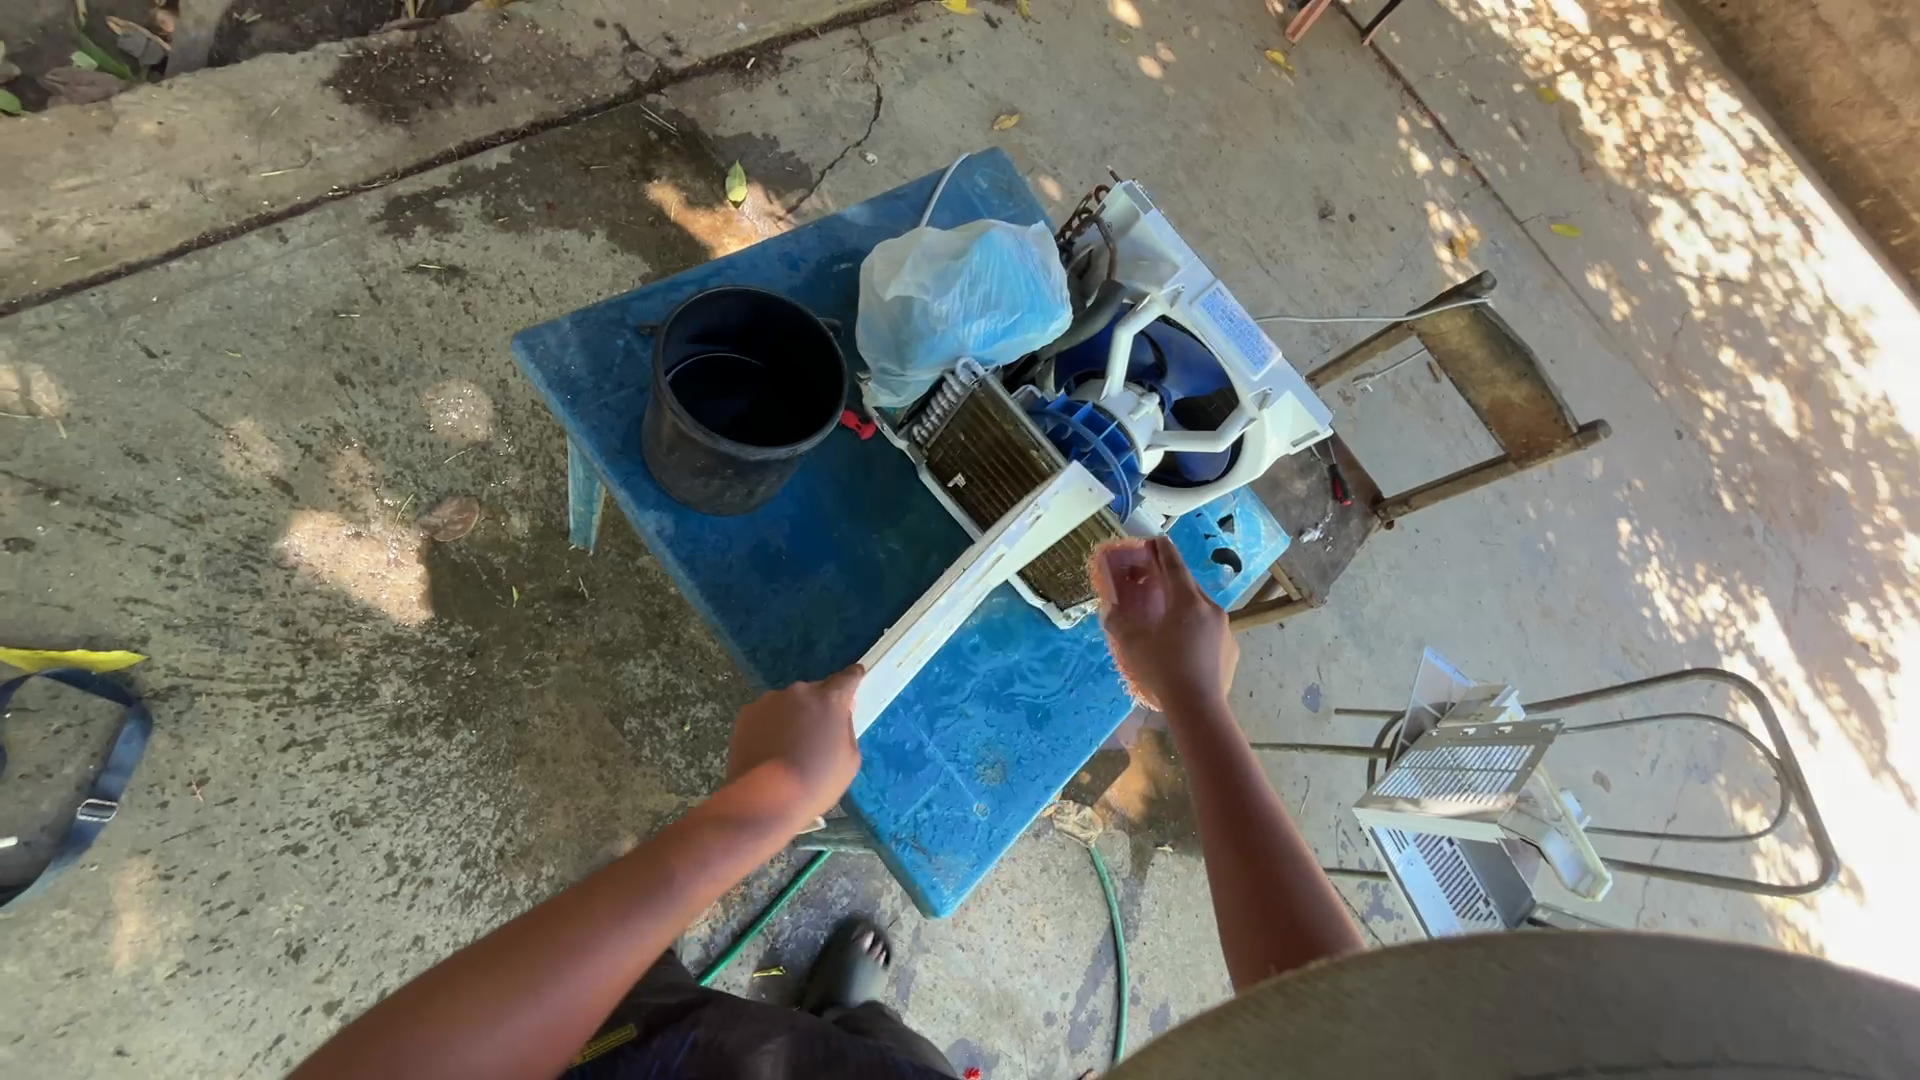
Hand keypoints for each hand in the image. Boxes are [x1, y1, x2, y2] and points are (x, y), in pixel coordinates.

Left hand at [727, 665, 863, 821]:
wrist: (766, 799)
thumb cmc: (817, 782)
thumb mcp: (850, 758)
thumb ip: (846, 728)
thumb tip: (840, 713)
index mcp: (829, 699)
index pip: (848, 677)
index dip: (853, 678)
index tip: (855, 677)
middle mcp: (799, 692)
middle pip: (816, 691)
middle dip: (820, 705)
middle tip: (818, 733)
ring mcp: (770, 700)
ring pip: (789, 702)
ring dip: (794, 715)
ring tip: (789, 746)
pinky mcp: (747, 714)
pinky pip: (767, 714)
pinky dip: (771, 725)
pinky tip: (770, 749)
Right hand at [1092, 535, 1237, 712]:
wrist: (1198, 707)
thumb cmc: (1162, 669)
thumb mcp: (1132, 645)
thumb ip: (1118, 623)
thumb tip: (1110, 611)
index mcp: (1187, 601)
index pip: (1174, 567)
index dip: (1163, 551)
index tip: (1158, 539)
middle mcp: (1210, 609)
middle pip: (1189, 587)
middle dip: (1172, 581)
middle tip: (1156, 583)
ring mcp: (1225, 630)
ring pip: (1201, 610)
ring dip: (1185, 608)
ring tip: (1169, 621)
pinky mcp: (1231, 650)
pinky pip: (1211, 632)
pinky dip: (1197, 632)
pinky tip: (1185, 648)